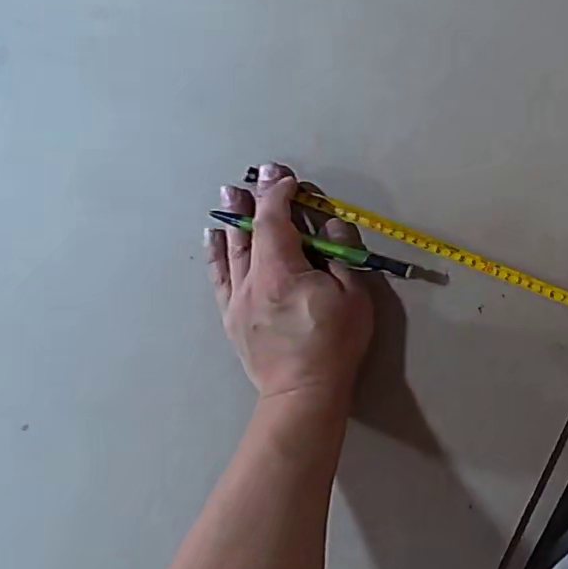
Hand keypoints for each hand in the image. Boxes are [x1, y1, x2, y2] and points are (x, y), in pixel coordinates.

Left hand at [207, 163, 374, 412]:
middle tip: (252, 176)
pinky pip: (219, 278)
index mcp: (282, 272)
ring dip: (232, 221)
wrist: (302, 392)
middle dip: (252, 201)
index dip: (279, 195)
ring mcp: (238, 299)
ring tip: (230, 196)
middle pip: (248, 232)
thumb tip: (329, 225)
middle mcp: (252, 280)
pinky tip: (213, 238)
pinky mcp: (232, 317)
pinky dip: (216, 254)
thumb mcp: (353, 297)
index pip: (275, 222)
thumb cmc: (335, 344)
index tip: (286, 178)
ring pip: (231, 251)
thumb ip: (341, 255)